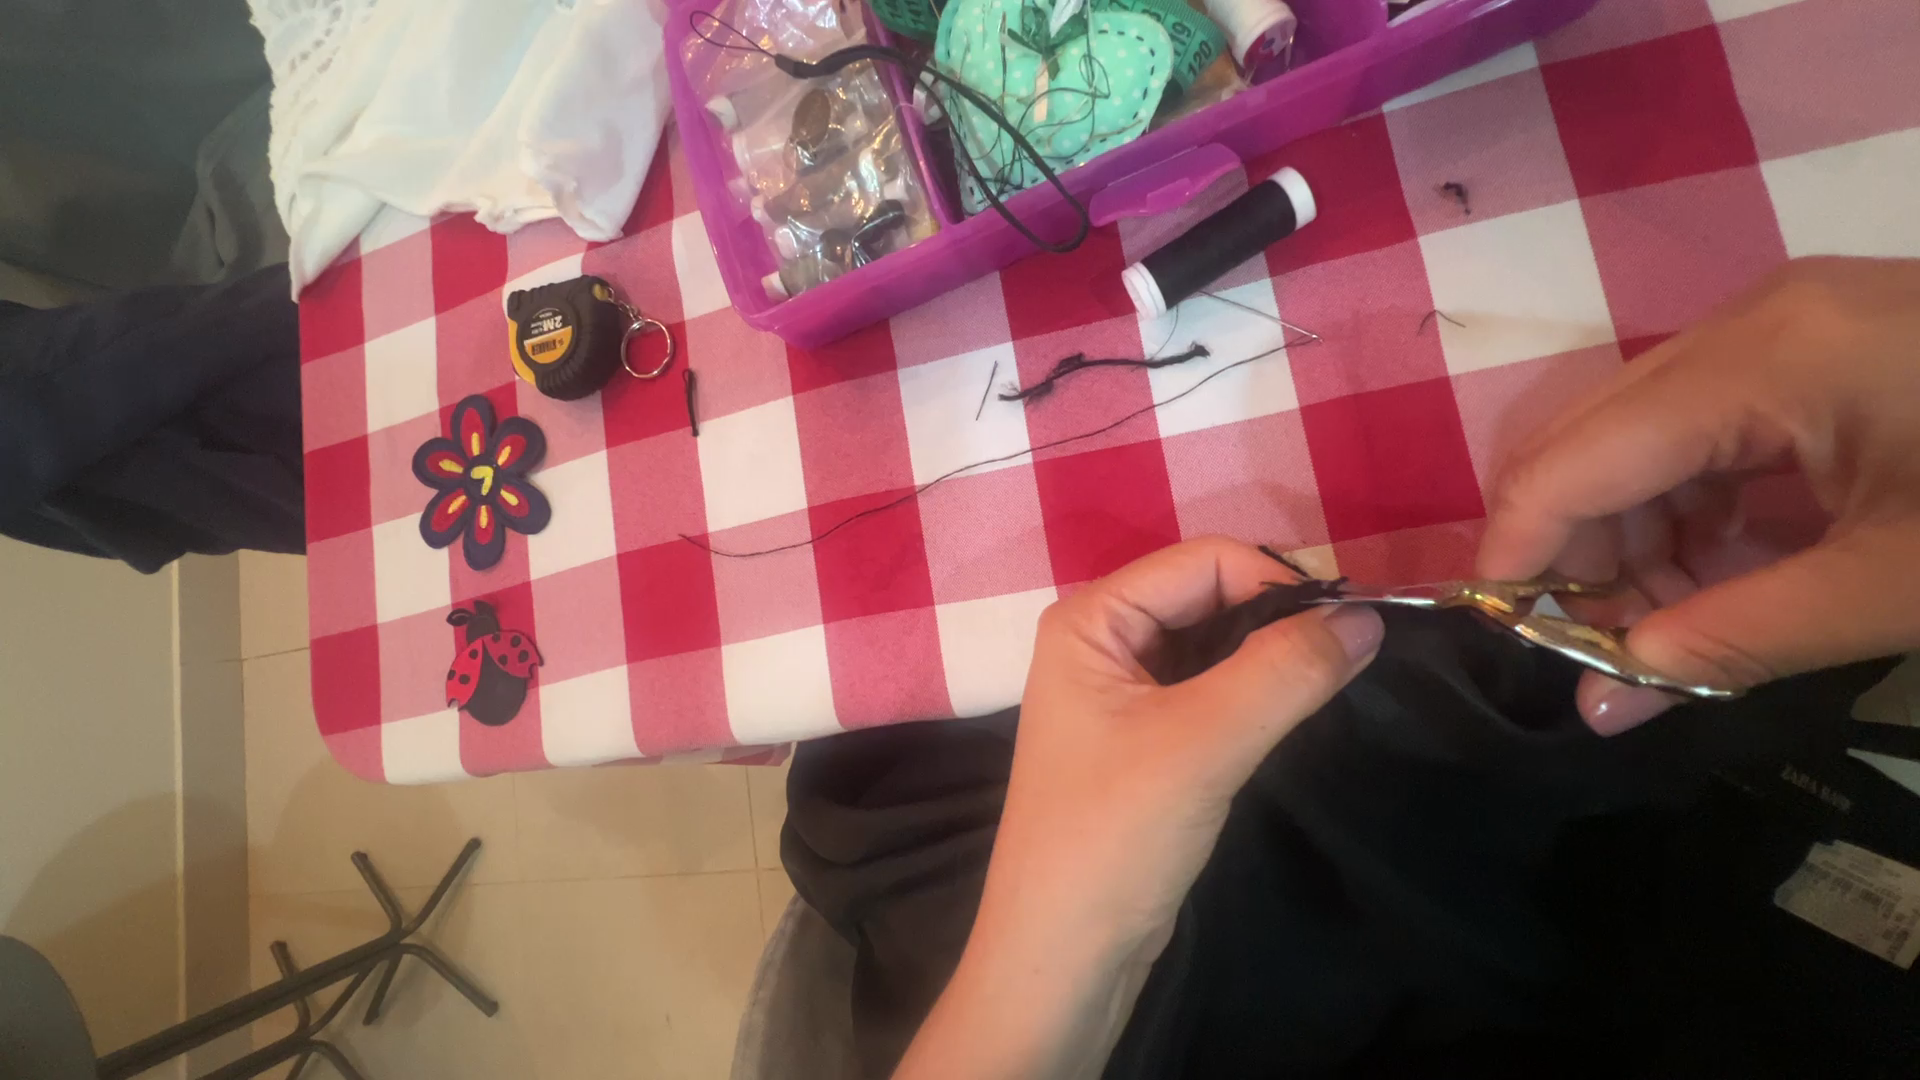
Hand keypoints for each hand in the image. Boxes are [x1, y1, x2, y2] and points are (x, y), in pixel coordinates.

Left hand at [895, 537, 1382, 1079]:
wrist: (1063, 952)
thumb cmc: (1114, 835)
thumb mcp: (1202, 743)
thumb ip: (1283, 672)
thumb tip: (1366, 615)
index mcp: (1091, 618)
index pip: (1200, 562)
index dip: (1277, 579)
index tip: (1353, 625)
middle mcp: (1100, 638)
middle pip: (1206, 593)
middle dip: (1278, 613)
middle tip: (1354, 651)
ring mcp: (1120, 686)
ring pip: (1213, 640)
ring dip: (1272, 651)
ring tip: (1335, 678)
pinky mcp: (1143, 730)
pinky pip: (1208, 683)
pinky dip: (1254, 687)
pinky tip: (1295, 706)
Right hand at [1479, 256, 1919, 733]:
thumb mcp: (1910, 587)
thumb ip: (1731, 642)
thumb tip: (1595, 710)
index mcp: (1757, 361)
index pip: (1567, 467)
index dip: (1516, 553)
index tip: (1502, 632)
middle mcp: (1734, 328)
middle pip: (1580, 452)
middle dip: (1576, 554)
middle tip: (1609, 640)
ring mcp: (1765, 333)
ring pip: (1622, 448)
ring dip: (1629, 542)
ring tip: (1681, 616)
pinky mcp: (1795, 354)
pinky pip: (1683, 440)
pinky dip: (1682, 515)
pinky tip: (1725, 567)